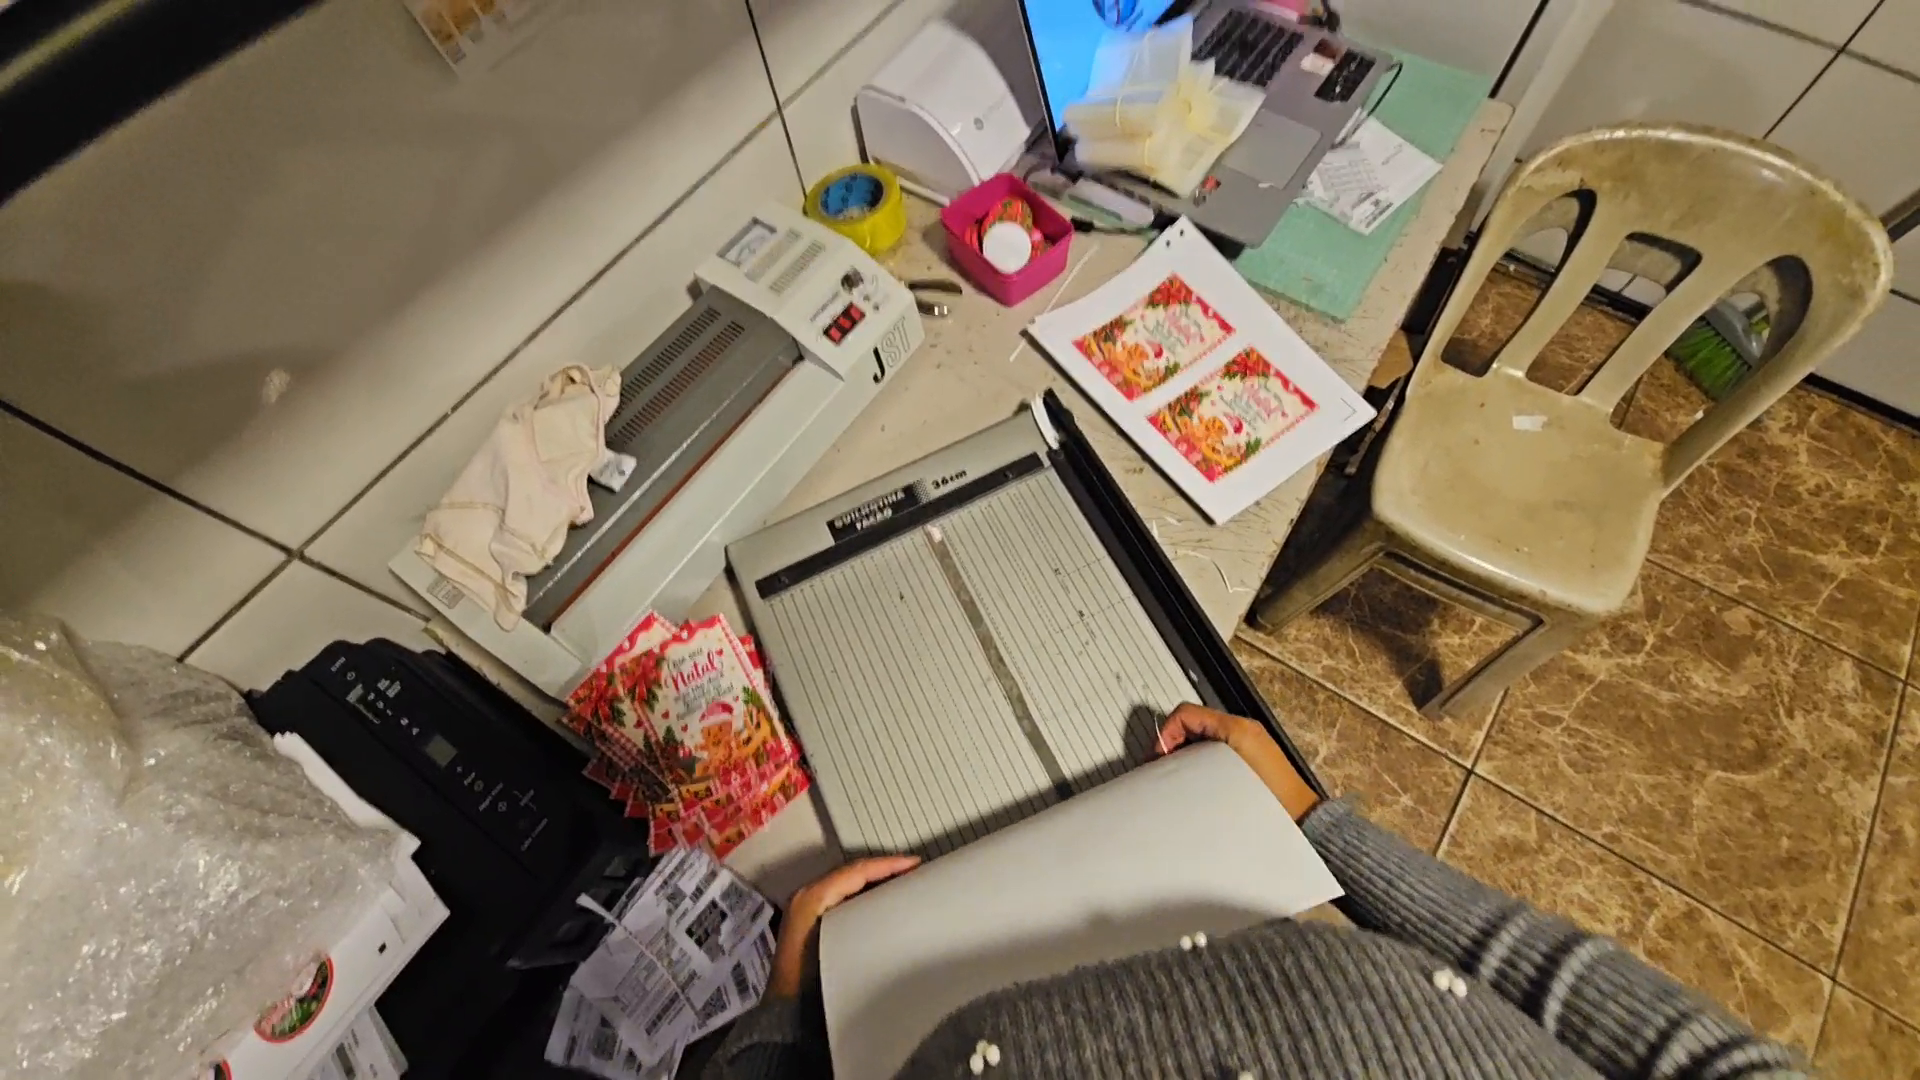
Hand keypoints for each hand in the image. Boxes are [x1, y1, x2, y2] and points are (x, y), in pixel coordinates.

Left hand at [768, 855, 919, 998]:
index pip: (856, 871)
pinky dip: (863, 892)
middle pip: (852, 873)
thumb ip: (863, 920)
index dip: (887, 864)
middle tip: (911, 870)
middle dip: (882, 868)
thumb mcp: (839, 945)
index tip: (914, 864)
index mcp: (813, 896)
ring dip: (874, 880)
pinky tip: (880, 900)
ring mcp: (808, 908)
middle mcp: (809, 895)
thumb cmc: (812, 979)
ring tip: (901, 880)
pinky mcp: (812, 921)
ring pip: (848, 883)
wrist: (787, 1013)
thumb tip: (894, 903)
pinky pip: (842, 896)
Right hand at [1156, 703, 1319, 821]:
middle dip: (1174, 744)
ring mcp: (1245, 746)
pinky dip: (1201, 765)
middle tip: (1165, 767)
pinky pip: (1215, 754)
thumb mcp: (1224, 772)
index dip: (1167, 732)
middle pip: (1192, 726)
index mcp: (1236, 727)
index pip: (1186, 714)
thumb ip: (1193, 755)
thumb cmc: (1268, 797)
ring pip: (1202, 741)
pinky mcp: (1248, 763)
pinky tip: (1198, 785)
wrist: (1300, 820)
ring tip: (1180, 778)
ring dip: (1187, 756)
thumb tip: (1167, 754)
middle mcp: (1241, 731)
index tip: (1159, 755)